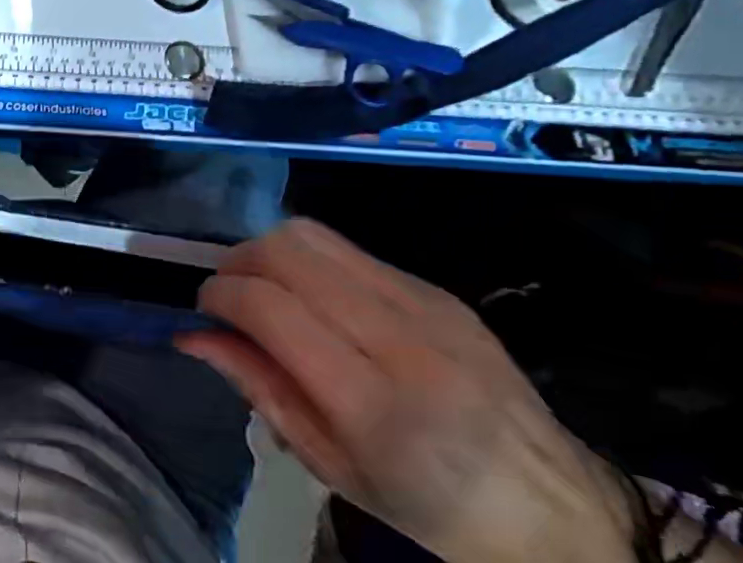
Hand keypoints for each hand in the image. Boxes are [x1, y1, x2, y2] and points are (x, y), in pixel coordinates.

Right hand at [178, 219, 631, 562]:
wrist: (551, 507)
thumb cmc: (425, 505)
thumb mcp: (328, 464)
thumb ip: (256, 387)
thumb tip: (191, 334)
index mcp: (372, 404)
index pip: (268, 307)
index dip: (220, 295)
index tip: (205, 309)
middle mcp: (400, 339)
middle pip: (287, 251)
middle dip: (238, 261)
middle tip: (228, 294)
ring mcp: (426, 305)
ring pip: (313, 235)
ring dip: (270, 252)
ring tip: (264, 287)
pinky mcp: (439, 290)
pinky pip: (350, 251)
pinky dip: (311, 263)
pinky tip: (316, 299)